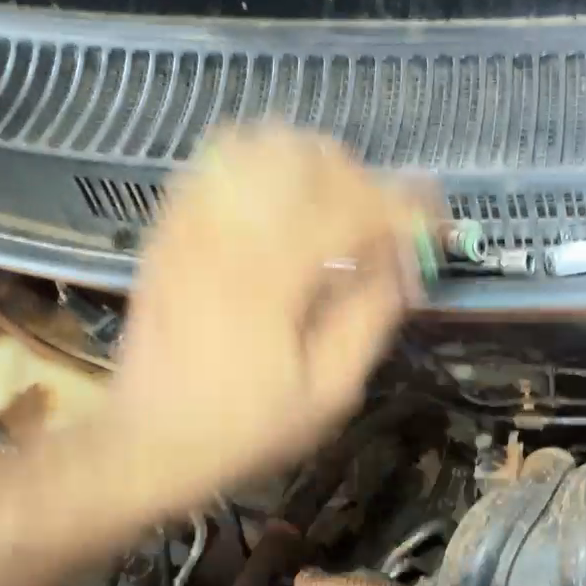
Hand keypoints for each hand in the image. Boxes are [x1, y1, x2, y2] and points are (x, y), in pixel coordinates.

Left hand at [101, 123, 438, 511]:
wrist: (149, 440)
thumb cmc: (251, 427)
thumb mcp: (332, 391)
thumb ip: (370, 318)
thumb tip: (402, 266)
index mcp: (273, 279)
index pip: (351, 208)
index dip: (404, 206)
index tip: (436, 218)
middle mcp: (227, 235)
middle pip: (305, 159)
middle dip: (361, 181)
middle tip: (385, 224)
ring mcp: (189, 226)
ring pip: (257, 146)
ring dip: (312, 167)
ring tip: (338, 206)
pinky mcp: (168, 230)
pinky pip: (214, 165)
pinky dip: (261, 168)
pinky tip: (285, 204)